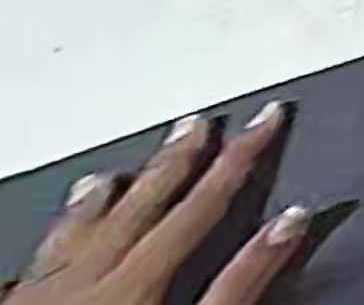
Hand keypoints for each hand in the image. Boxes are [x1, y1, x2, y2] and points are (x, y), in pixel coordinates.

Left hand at [5, 103, 304, 304]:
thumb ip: (242, 282)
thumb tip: (294, 218)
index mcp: (133, 284)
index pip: (205, 201)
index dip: (243, 153)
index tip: (268, 117)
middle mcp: (79, 287)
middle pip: (136, 209)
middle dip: (173, 161)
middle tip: (195, 123)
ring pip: (66, 242)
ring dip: (97, 203)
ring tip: (108, 175)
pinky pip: (14, 281)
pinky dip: (36, 253)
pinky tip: (36, 249)